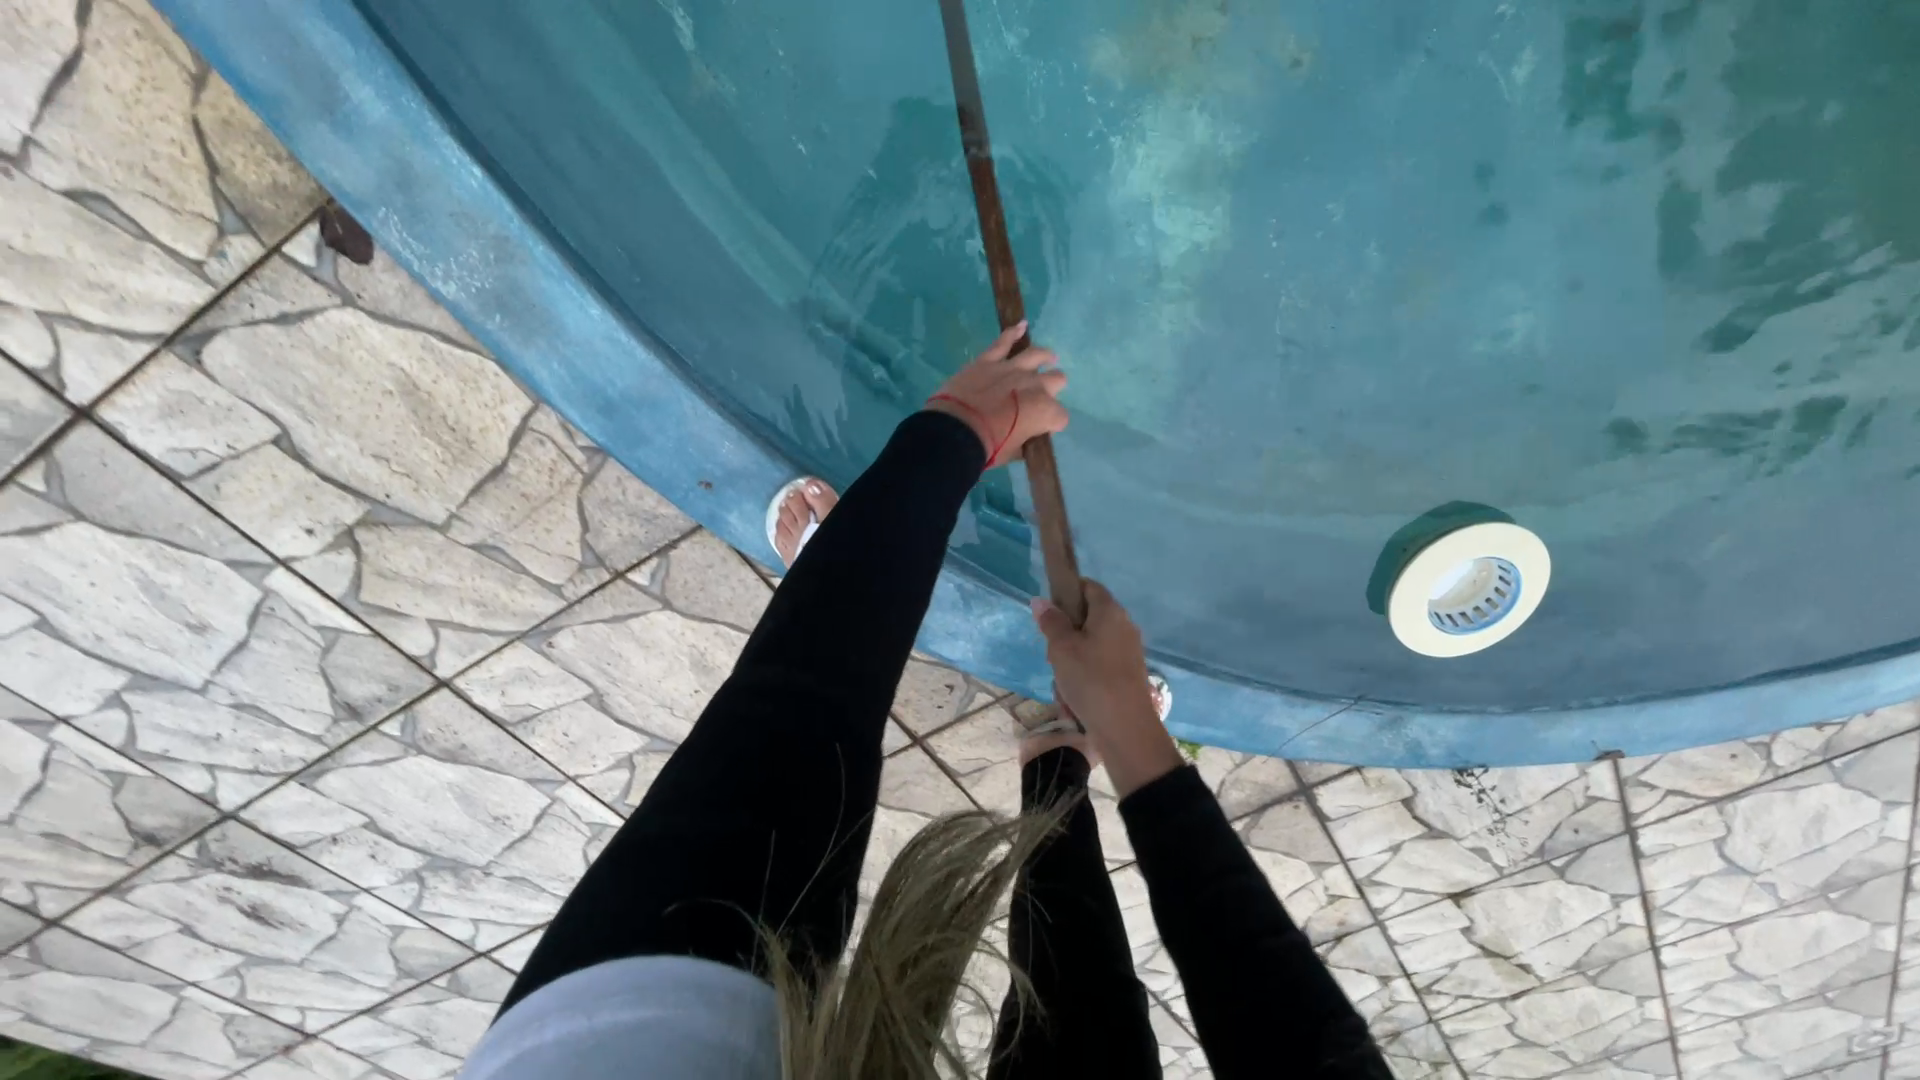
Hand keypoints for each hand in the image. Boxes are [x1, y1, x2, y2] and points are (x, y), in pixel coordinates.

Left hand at [925, 320, 1069, 467]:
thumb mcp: (1013, 453)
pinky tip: (1022, 325)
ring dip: (1045, 357)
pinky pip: (1004, 342)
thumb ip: (1024, 441)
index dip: (1052, 423)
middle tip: (1044, 395)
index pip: (1060, 417)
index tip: (1043, 429)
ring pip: (1037, 356)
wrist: (956, 432)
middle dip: (1053, 389)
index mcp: (1045, 412)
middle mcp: (1035, 386)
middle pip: (1056, 381)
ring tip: (1049, 358)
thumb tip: (1025, 437)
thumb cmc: (987, 448)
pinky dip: (1013, 332)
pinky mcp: (989, 360)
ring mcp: (1012, 369)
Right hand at [1031, 580, 1183, 796]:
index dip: (1066, 593)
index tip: (1048, 614)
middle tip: (1053, 655)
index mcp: (1110, 611)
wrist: (1125, 728)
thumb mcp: (1062, 648)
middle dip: (1065, 636)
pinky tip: (1074, 700)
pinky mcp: (1127, 675)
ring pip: (1088, 647)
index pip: (1087, 586)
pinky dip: (1083, 679)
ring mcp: (1127, 651)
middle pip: (1086, 619)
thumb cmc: (1091, 679)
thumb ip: (1051, 622)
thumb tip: (1041, 601)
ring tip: (1063, 684)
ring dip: (1071, 663)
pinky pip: (1097, 668)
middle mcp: (1123, 626)